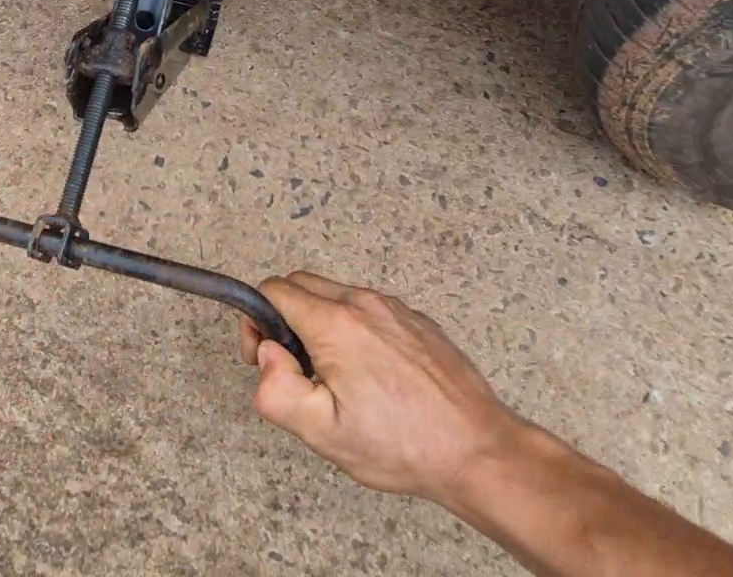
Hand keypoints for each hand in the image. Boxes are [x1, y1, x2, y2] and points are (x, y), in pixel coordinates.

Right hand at [240, 272, 526, 502]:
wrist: (475, 448)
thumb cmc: (403, 444)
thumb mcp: (322, 432)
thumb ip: (275, 390)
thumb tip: (267, 355)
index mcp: (335, 324)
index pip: (275, 290)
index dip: (256, 322)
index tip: (264, 357)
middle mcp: (364, 303)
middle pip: (301, 284)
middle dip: (282, 318)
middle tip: (293, 368)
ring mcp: (394, 308)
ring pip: (335, 295)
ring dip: (318, 323)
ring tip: (333, 377)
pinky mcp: (416, 320)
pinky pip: (368, 309)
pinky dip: (353, 328)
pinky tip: (368, 375)